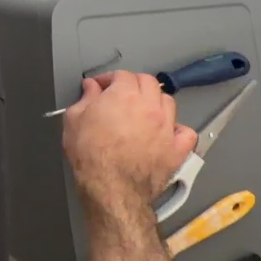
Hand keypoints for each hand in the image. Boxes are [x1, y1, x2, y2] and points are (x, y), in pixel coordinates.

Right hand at [62, 71, 197, 218]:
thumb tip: (91, 88)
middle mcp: (149, 107)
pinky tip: (165, 132)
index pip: (122, 74)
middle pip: (149, 83)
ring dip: (155, 101)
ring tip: (142, 111)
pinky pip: (186, 132)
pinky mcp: (177, 150)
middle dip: (133, 83)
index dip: (109, 78)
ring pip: (169, 102)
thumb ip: (85, 97)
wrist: (111, 185)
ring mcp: (166, 128)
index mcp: (124, 95)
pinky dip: (177, 129)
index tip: (99, 86)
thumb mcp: (74, 118)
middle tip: (120, 93)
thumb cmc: (90, 153)